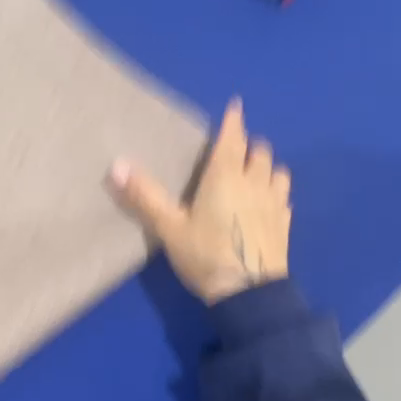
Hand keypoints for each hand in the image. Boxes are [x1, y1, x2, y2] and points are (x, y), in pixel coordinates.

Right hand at [109, 98, 289, 303]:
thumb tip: (116, 164)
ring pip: (278, 172)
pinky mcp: (284, 225)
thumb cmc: (206, 255)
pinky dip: (276, 193)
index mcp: (225, 175)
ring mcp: (274, 203)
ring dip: (267, 167)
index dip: (233, 121)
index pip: (233, 138)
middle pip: (260, 151)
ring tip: (255, 174)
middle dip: (249, 146)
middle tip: (236, 151)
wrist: (248, 294)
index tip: (235, 106)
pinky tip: (268, 203)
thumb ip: (145, 196)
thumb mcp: (169, 228)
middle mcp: (254, 182)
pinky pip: (284, 199)